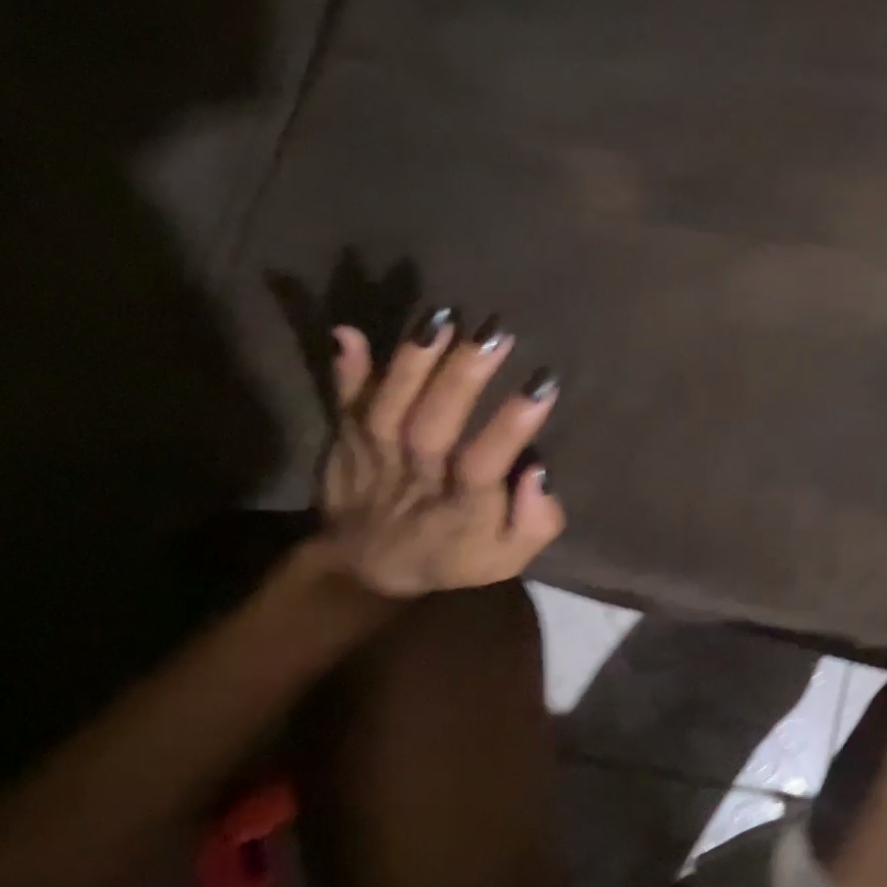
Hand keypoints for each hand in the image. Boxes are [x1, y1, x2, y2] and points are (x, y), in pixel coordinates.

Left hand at [315, 308, 564, 598]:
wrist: (367, 568)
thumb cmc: (454, 553)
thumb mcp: (507, 557)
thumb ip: (534, 521)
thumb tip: (538, 472)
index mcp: (461, 510)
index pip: (483, 465)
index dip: (511, 426)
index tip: (543, 381)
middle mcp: (415, 481)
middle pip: (431, 428)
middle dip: (461, 378)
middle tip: (494, 332)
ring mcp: (375, 460)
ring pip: (387, 411)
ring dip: (412, 363)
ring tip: (443, 318)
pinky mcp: (347, 442)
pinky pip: (344, 407)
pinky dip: (344, 372)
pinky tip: (347, 334)